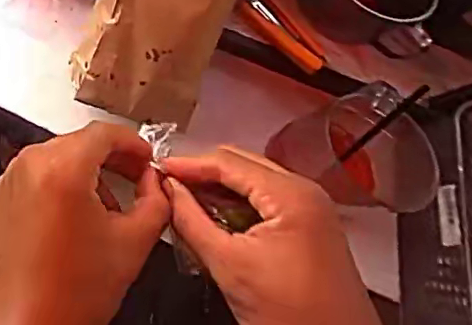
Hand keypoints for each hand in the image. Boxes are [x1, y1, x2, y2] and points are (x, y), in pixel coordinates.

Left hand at [0, 122, 169, 324]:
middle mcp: (34, 163)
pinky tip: (85, 208)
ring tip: (113, 200)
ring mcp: (17, 175)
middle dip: (116, 157)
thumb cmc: (67, 295)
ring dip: (93, 169)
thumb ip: (156, 202)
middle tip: (138, 176)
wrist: (25, 324)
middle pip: (85, 141)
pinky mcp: (7, 190)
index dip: (133, 143)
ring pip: (66, 153)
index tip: (146, 157)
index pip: (105, 133)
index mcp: (63, 168)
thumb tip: (156, 183)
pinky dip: (68, 178)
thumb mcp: (132, 244)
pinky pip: (46, 168)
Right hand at [162, 147, 379, 324]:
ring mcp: (311, 207)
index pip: (228, 162)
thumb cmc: (292, 320)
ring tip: (185, 200)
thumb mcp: (232, 270)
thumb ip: (194, 224)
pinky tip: (215, 218)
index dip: (190, 164)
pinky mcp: (311, 226)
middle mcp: (305, 189)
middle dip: (204, 174)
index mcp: (291, 192)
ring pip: (254, 183)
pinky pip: (267, 202)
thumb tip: (170, 191)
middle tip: (169, 184)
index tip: (160, 169)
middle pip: (242, 166)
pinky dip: (239, 207)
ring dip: (220, 190)